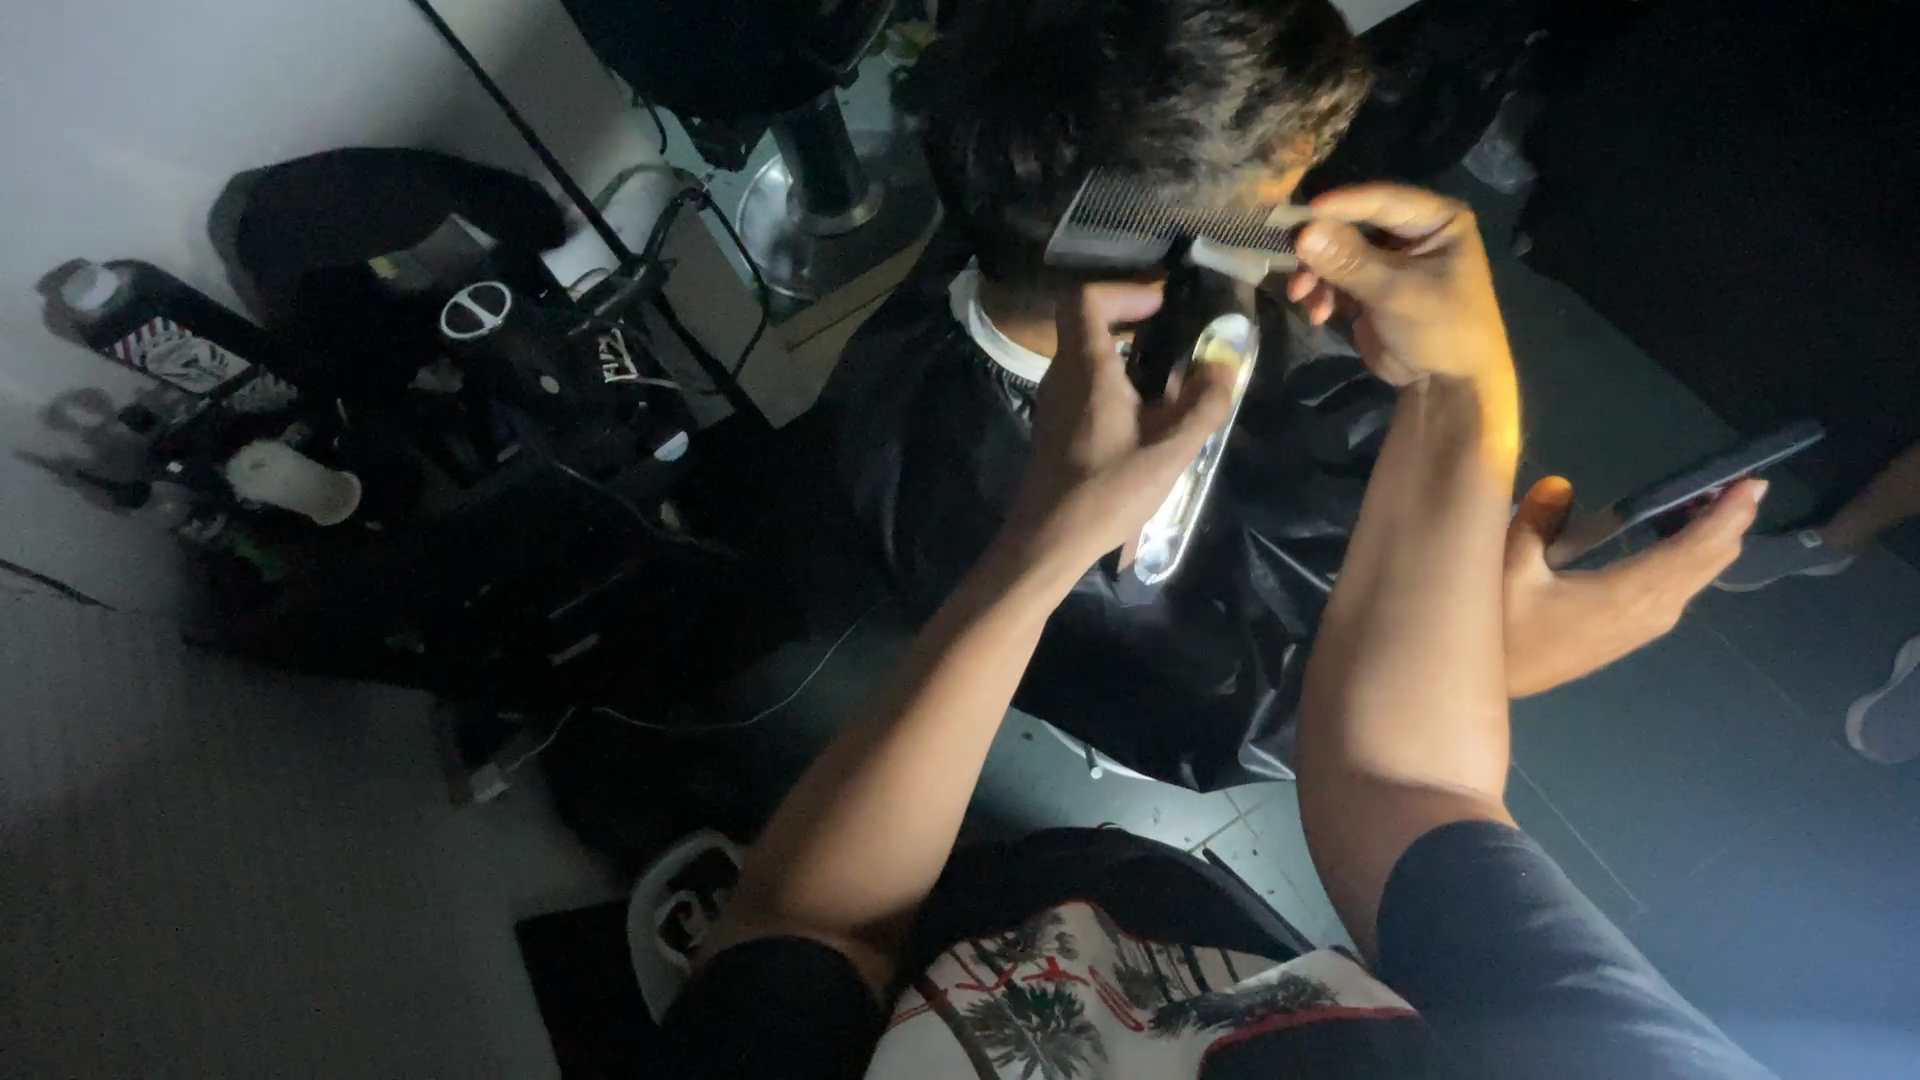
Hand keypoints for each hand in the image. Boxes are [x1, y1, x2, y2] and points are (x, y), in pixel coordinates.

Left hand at [1002, 282, 1237, 573]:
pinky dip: (1112, 384)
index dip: (1123, 291)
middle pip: (1086, 324)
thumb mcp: (1170, 450)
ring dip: (1125, 358)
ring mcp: (1053, 402)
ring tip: (1168, 385)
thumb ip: (1204, 404)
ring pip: (1085, 357)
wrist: (1050, 538)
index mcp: (1086, 368)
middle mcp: (1062, 376)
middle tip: (1175, 341)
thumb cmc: (1107, 491)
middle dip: (1132, 323)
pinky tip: (1143, 419)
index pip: (1084, 298)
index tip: (1160, 309)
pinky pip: (1082, 386)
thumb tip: (1225, 367)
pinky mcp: (1054, 427)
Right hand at [1286, 183, 1511, 387]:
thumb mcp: (1394, 292)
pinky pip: (1335, 280)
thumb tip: (1303, 233)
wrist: (1444, 382)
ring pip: (1338, 255)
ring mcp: (1388, 262)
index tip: (1298, 214)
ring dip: (1316, 277)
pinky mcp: (1368, 289)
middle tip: (1292, 266)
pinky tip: (1318, 315)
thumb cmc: (1439, 328)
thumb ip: (1349, 261)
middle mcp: (1412, 234)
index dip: (1340, 206)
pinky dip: (1322, 295)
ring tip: (1304, 300)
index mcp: (1436, 220)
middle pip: (1353, 227)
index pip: (1382, 201)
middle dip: (1321, 250)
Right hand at [1503, 475, 1764, 696]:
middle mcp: (1651, 611)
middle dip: (1727, 523)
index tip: (1751, 481)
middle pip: (1709, 562)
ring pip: (1696, 578)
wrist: (1488, 680)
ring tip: (1695, 508)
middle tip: (1728, 485)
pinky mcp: (1628, 635)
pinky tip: (1664, 548)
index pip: (1698, 547)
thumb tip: (1560, 485)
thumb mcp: (1506, 568)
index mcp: (1630, 592)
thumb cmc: (1498, 626)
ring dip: (1706, 543)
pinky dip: (1686, 562)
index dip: (1728, 513)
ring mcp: (1643, 627)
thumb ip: (1535, 522)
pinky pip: (1676, 591)